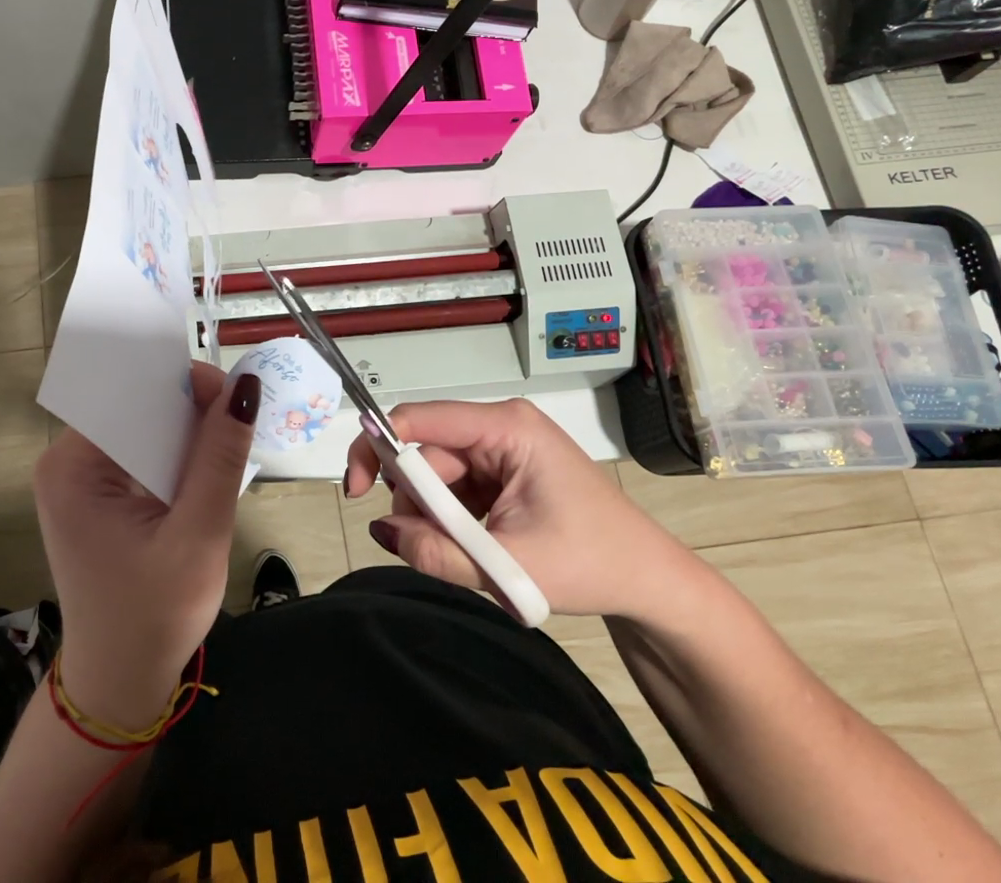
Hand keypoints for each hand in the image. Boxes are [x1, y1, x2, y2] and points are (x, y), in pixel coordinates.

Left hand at [33, 362, 260, 728]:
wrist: (121, 682)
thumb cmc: (154, 615)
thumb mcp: (197, 533)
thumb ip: (219, 456)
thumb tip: (245, 387)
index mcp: (71, 468)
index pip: (126, 395)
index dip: (180, 383)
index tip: (232, 393)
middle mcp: (65, 465)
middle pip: (133, 410)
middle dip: (188, 408)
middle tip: (242, 417)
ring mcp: (79, 484)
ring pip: (142, 433)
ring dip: (187, 434)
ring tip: (232, 439)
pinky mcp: (97, 501)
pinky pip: (140, 458)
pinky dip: (176, 458)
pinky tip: (209, 465)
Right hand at [344, 399, 692, 619]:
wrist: (645, 580)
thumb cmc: (592, 564)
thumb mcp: (507, 566)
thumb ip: (435, 551)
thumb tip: (380, 529)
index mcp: (508, 428)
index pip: (420, 419)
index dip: (377, 447)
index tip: (354, 491)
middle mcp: (500, 428)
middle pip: (424, 451)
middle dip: (412, 499)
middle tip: (425, 547)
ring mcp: (502, 450)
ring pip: (435, 474)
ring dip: (431, 515)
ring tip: (463, 555)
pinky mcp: (502, 473)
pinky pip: (453, 489)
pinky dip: (449, 520)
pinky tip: (473, 546)